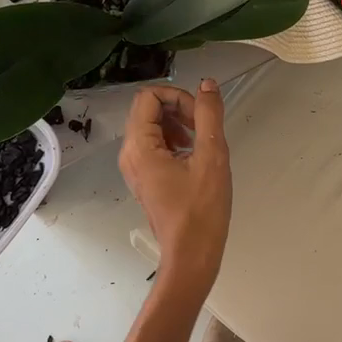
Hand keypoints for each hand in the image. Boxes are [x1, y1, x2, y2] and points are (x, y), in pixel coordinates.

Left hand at [119, 79, 231, 291]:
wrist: (192, 256)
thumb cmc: (202, 209)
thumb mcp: (211, 157)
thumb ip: (208, 116)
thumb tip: (207, 85)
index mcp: (139, 146)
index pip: (149, 96)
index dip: (178, 97)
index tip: (200, 117)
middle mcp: (129, 153)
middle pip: (147, 108)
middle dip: (177, 109)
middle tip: (202, 128)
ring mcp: (134, 167)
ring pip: (151, 125)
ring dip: (177, 123)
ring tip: (199, 143)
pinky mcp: (144, 178)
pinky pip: (153, 144)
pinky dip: (173, 140)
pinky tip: (193, 157)